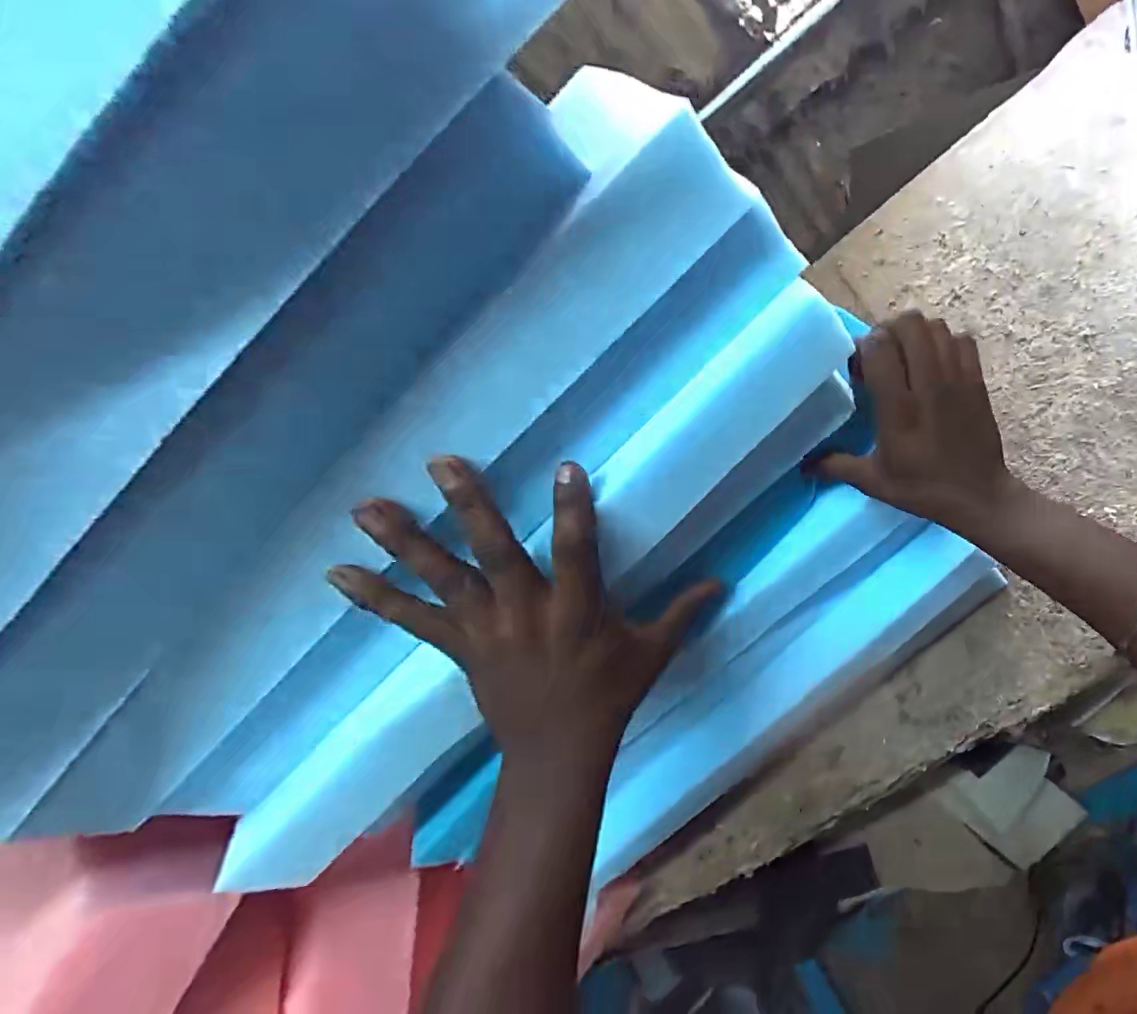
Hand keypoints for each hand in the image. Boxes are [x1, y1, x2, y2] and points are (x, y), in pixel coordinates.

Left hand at [326, 456, 722, 762]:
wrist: (558, 749)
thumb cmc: (612, 692)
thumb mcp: (656, 651)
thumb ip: (684, 611)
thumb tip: (723, 582)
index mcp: (579, 610)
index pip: (578, 551)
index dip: (573, 510)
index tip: (566, 469)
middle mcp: (528, 614)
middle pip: (496, 554)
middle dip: (471, 507)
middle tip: (443, 463)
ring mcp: (488, 631)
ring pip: (445, 579)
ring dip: (407, 542)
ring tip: (368, 506)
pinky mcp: (461, 648)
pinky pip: (415, 620)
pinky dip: (376, 596)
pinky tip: (337, 572)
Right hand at [815, 311, 1025, 534]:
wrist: (978, 496)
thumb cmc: (924, 489)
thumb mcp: (876, 482)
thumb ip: (839, 466)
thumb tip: (804, 464)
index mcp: (898, 410)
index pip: (879, 350)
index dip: (864, 347)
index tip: (859, 365)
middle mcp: (928, 387)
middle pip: (909, 326)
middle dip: (890, 331)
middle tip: (884, 352)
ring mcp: (957, 381)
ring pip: (936, 327)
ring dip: (918, 334)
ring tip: (910, 354)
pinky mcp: (977, 382)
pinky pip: (963, 341)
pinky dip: (948, 342)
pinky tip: (938, 361)